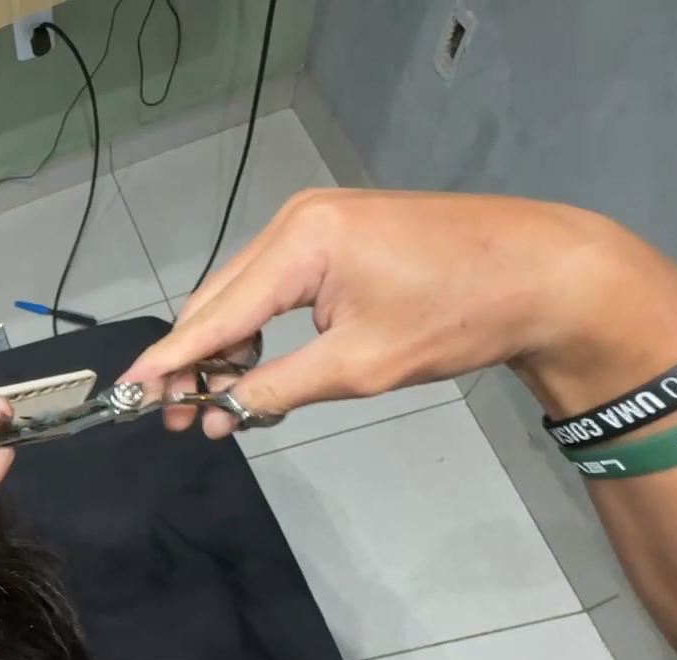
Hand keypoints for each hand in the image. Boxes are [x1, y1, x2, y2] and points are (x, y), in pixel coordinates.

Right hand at [121, 189, 676, 433]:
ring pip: (236, 298)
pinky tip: (251, 369)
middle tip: (175, 416)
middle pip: (215, 303)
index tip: (126, 393)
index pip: (214, 315)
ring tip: (216, 403)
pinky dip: (252, 333)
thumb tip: (215, 418)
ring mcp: (310, 224)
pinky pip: (266, 290)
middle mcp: (292, 223)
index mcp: (300, 243)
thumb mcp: (356, 368)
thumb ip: (272, 391)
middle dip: (192, 363)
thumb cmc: (458, 318)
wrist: (550, 274)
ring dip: (222, 352)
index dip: (168, 361)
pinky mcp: (327, 235)